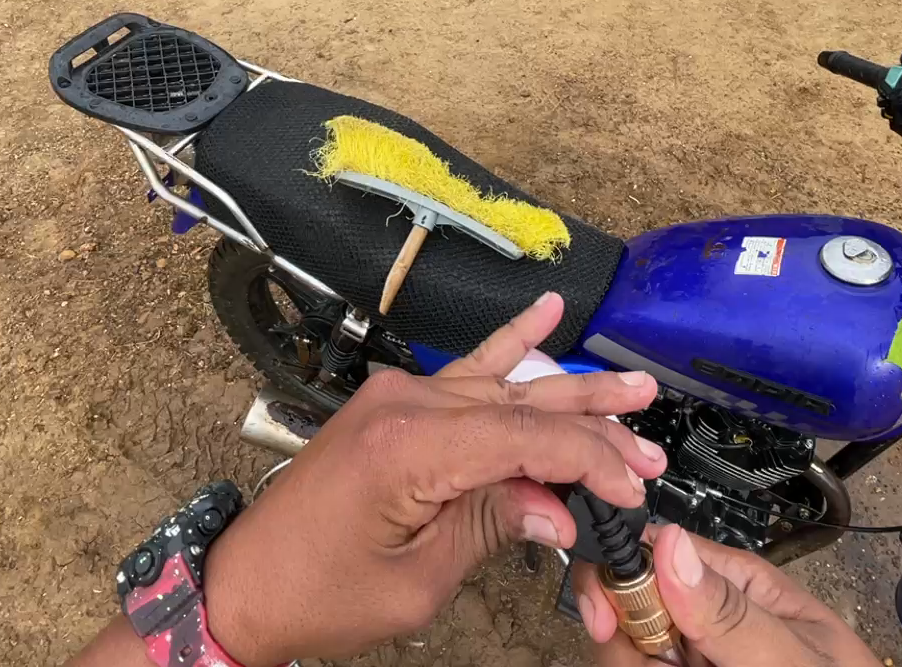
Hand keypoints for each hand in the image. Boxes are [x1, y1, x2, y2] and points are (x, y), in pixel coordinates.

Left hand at [202, 293, 667, 665]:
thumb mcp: (419, 578)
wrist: (253, 575)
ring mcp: (405, 392)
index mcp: (411, 446)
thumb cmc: (322, 589)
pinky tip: (546, 311)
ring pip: (506, 383)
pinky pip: (467, 366)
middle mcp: (410, 402)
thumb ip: (493, 523)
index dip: (588, 459)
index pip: (525, 437)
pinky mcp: (402, 397)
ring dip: (569, 388)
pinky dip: (511, 340)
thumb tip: (561, 507)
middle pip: (523, 404)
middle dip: (593, 425)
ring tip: (630, 384)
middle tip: (649, 441)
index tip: (632, 484)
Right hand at [573, 524, 882, 666]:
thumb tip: (668, 542)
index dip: (617, 578)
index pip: (652, 552)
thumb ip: (733, 612)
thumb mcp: (798, 662)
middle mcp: (704, 616)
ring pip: (626, 650)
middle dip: (625, 643)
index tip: (603, 622)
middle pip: (626, 607)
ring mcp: (692, 656)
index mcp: (735, 582)